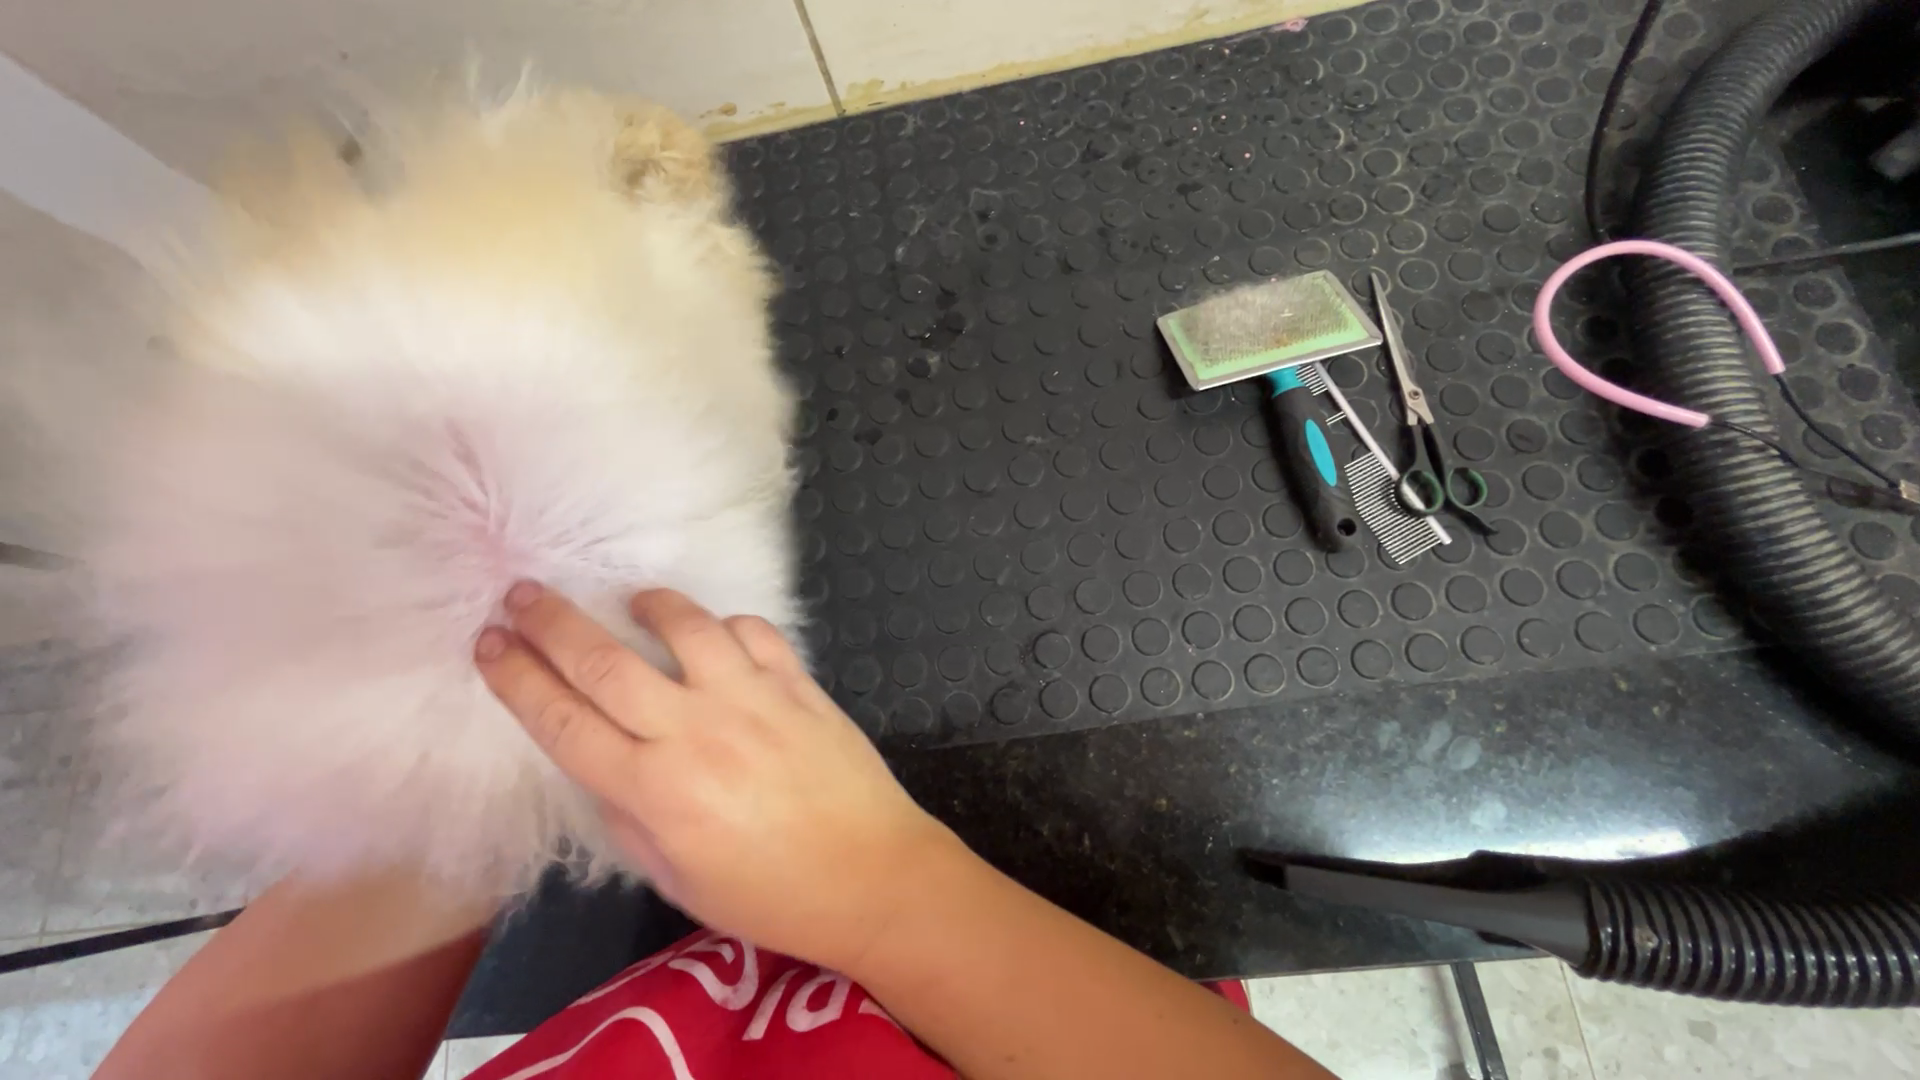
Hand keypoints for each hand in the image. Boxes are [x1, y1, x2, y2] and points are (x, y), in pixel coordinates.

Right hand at [473, 583, 961, 970]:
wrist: (870, 874)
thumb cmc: (768, 894)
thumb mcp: (675, 877)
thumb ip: (628, 815)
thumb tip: (602, 761)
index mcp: (654, 790)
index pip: (563, 722)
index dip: (517, 678)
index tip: (488, 643)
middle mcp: (696, 731)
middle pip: (606, 662)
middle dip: (553, 622)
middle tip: (522, 593)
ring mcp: (753, 699)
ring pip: (687, 628)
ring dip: (650, 605)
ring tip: (631, 601)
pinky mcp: (799, 685)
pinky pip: (755, 633)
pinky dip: (728, 624)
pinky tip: (717, 633)